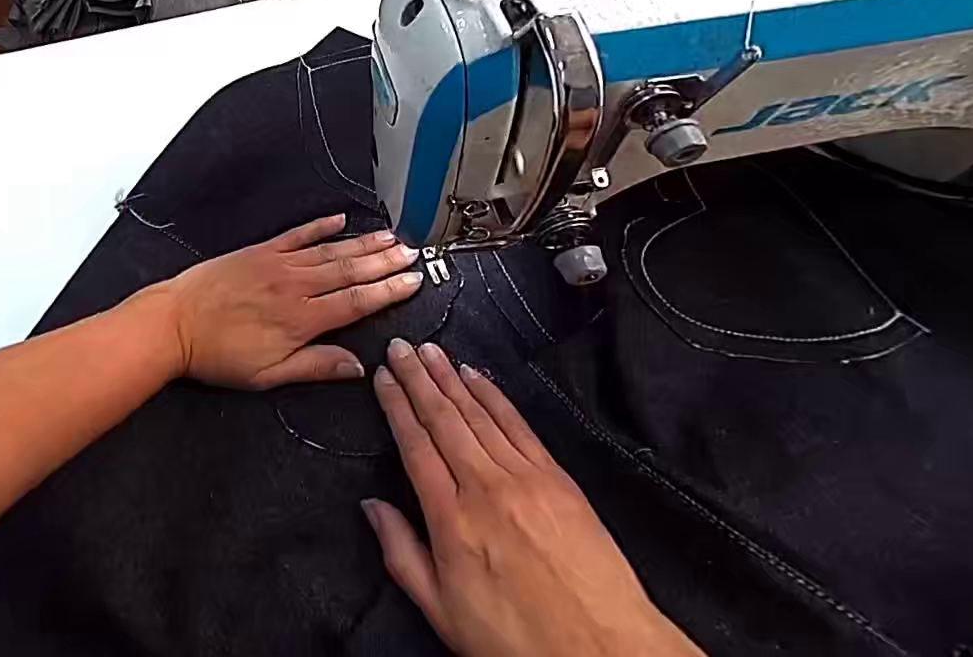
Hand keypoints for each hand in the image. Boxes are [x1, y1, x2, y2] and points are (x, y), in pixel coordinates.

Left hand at [141, 214, 421, 388]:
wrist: (173, 323)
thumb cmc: (218, 354)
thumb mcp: (267, 375)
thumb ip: (315, 366)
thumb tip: (356, 367)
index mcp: (301, 318)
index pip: (356, 301)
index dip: (388, 291)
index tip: (412, 281)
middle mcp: (297, 285)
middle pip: (351, 270)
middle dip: (386, 261)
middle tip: (412, 253)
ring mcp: (281, 263)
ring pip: (332, 251)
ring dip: (364, 243)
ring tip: (391, 237)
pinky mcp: (263, 250)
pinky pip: (299, 234)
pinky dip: (321, 226)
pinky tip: (341, 220)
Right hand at [366, 341, 704, 656]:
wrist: (600, 646)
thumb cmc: (518, 639)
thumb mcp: (443, 612)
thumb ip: (402, 553)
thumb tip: (372, 506)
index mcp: (452, 520)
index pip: (415, 444)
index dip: (396, 405)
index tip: (384, 377)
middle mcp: (484, 486)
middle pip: (443, 417)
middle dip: (418, 377)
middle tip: (401, 346)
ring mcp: (522, 474)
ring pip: (477, 412)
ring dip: (450, 376)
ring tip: (430, 351)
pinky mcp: (553, 472)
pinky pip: (515, 422)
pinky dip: (492, 394)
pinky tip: (476, 375)